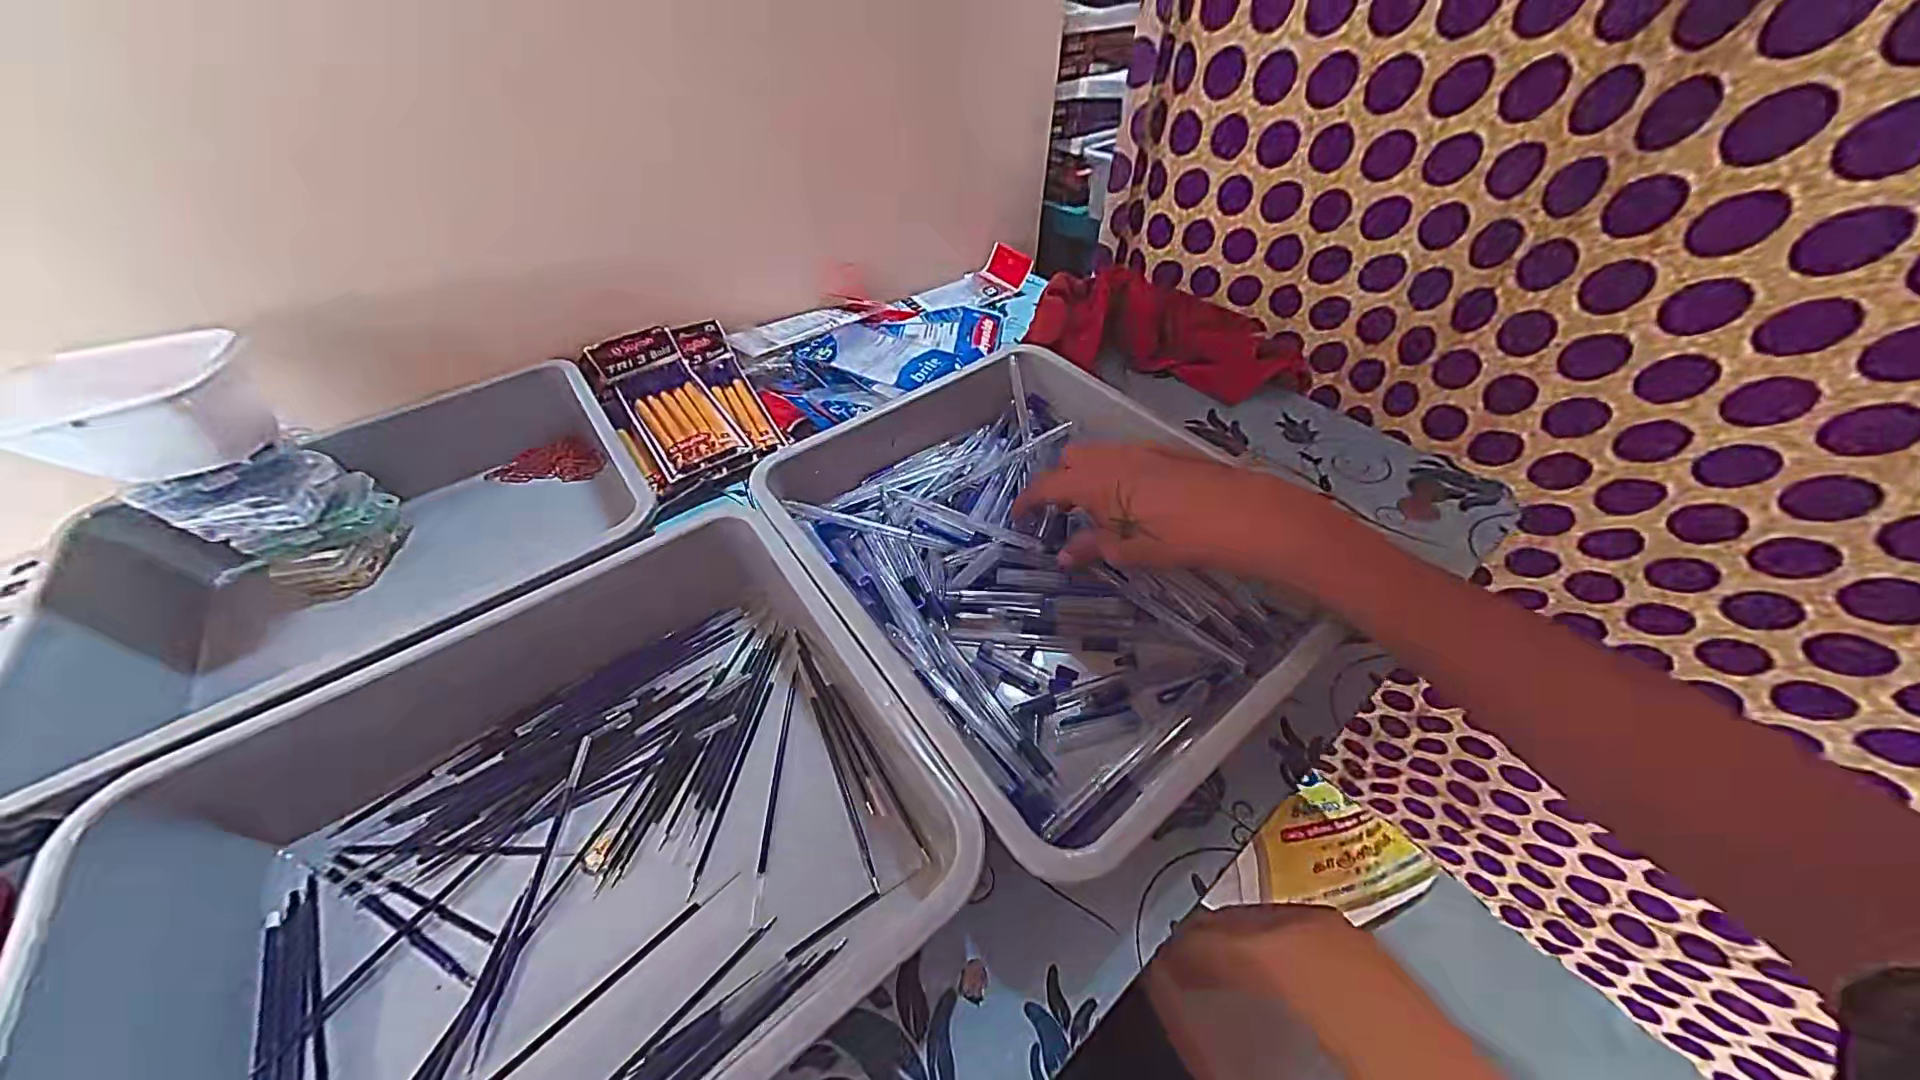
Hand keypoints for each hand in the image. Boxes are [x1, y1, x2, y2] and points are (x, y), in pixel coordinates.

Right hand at [1011, 441, 1361, 585]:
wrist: (1239, 514)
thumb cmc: (1174, 537)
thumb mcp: (1126, 550)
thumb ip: (1089, 547)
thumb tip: (1064, 555)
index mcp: (1091, 480)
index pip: (1045, 486)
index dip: (1028, 502)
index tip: (1020, 518)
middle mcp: (1109, 456)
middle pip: (1068, 459)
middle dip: (1059, 482)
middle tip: (1063, 514)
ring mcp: (1138, 449)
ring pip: (1097, 454)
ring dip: (1087, 476)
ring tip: (1099, 510)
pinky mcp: (1163, 451)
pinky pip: (1124, 456)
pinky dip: (1114, 473)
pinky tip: (1133, 501)